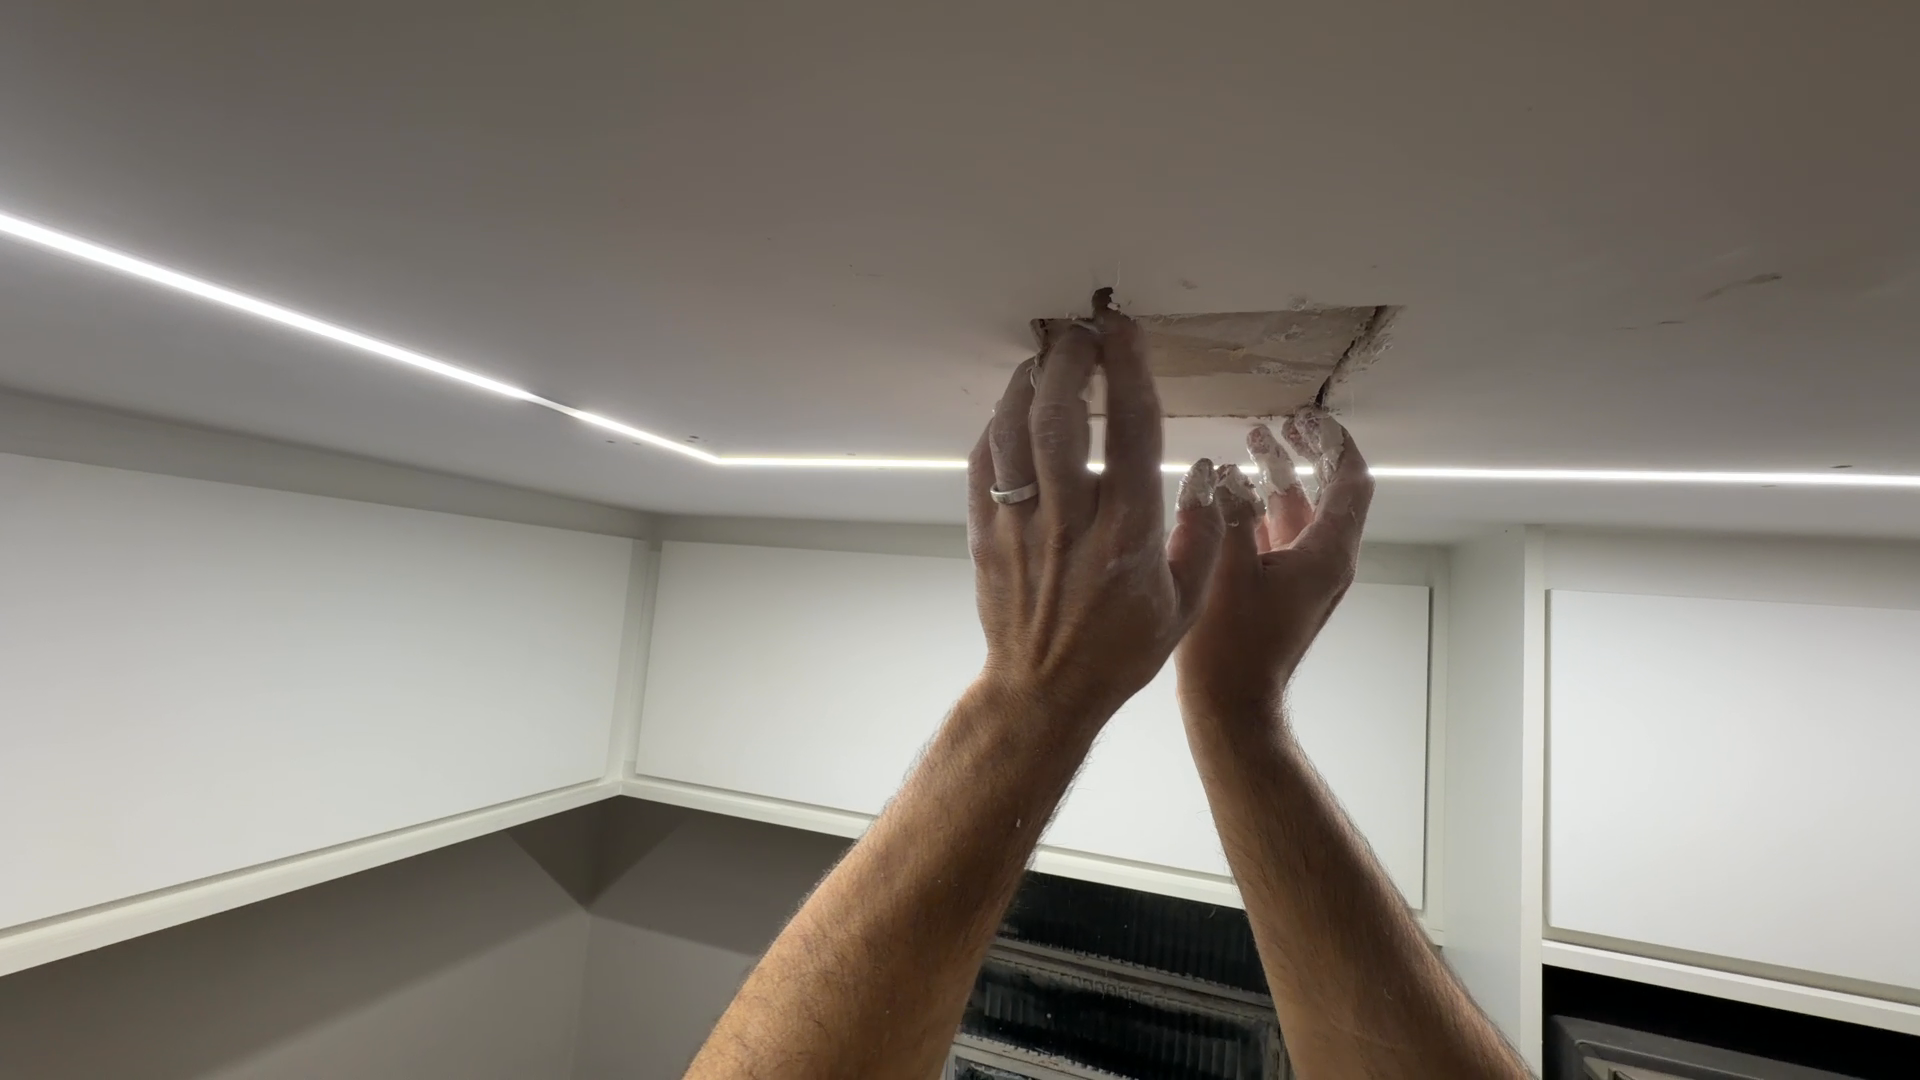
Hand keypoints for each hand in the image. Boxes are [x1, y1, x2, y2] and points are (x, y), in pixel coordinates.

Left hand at [967, 294, 1224, 722]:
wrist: (1043, 690)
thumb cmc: (1117, 651)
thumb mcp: (1185, 607)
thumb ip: (1205, 538)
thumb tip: (1210, 477)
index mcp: (1129, 532)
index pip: (1132, 429)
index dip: (1128, 366)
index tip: (1124, 327)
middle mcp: (1072, 519)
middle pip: (1061, 415)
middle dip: (1069, 358)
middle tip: (1079, 330)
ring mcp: (1021, 526)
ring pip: (1014, 433)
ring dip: (1026, 383)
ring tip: (1043, 357)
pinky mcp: (986, 537)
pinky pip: (983, 466)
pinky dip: (995, 426)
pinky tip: (1011, 409)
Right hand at [1175, 407, 1374, 720]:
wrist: (1231, 700)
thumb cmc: (1231, 643)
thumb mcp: (1228, 569)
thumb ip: (1231, 515)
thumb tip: (1227, 473)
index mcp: (1326, 554)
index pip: (1350, 482)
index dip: (1335, 443)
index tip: (1311, 417)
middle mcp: (1324, 561)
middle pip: (1327, 492)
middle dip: (1305, 453)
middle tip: (1280, 425)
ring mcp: (1302, 576)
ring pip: (1300, 512)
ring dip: (1279, 477)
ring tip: (1251, 444)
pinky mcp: (1280, 588)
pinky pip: (1279, 534)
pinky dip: (1261, 507)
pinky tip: (1232, 495)